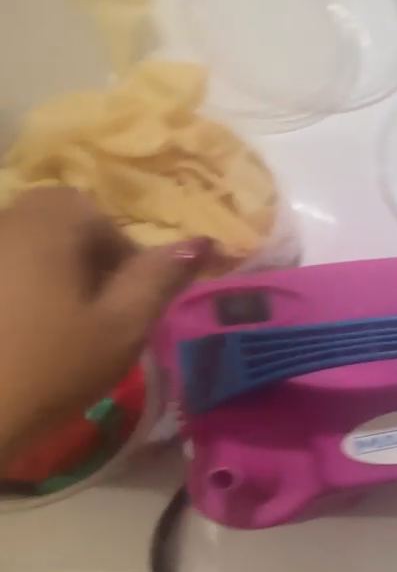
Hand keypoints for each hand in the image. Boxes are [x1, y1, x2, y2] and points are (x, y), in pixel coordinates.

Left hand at [0, 188, 209, 458]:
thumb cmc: (51, 366)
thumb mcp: (124, 325)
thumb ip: (159, 278)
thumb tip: (201, 242)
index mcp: (37, 234)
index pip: (77, 205)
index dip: (109, 238)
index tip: (124, 285)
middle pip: (40, 223)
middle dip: (75, 255)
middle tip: (94, 308)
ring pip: (12, 249)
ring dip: (40, 274)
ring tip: (52, 323)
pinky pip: (1, 275)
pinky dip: (14, 292)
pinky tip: (16, 329)